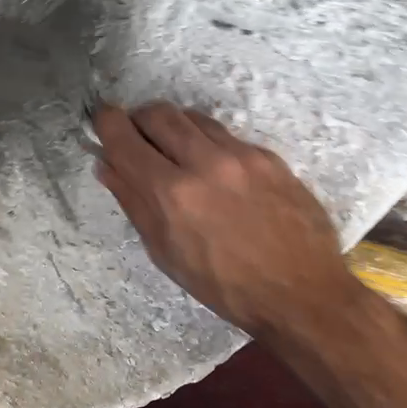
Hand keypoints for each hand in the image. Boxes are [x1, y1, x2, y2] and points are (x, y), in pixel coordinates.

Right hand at [94, 103, 363, 338]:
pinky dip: (209, 144)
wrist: (303, 295)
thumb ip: (133, 201)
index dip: (106, 121)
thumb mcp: (164, 251)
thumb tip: (106, 164)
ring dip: (175, 128)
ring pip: (192, 116)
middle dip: (140, 120)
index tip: (103, 121)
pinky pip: (226, 135)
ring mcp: (241, 156)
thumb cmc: (223, 284)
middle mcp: (204, 163)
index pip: (123, 135)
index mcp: (171, 192)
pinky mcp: (269, 157)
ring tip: (179, 154)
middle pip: (157, 112)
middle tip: (140, 140)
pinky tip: (217, 172)